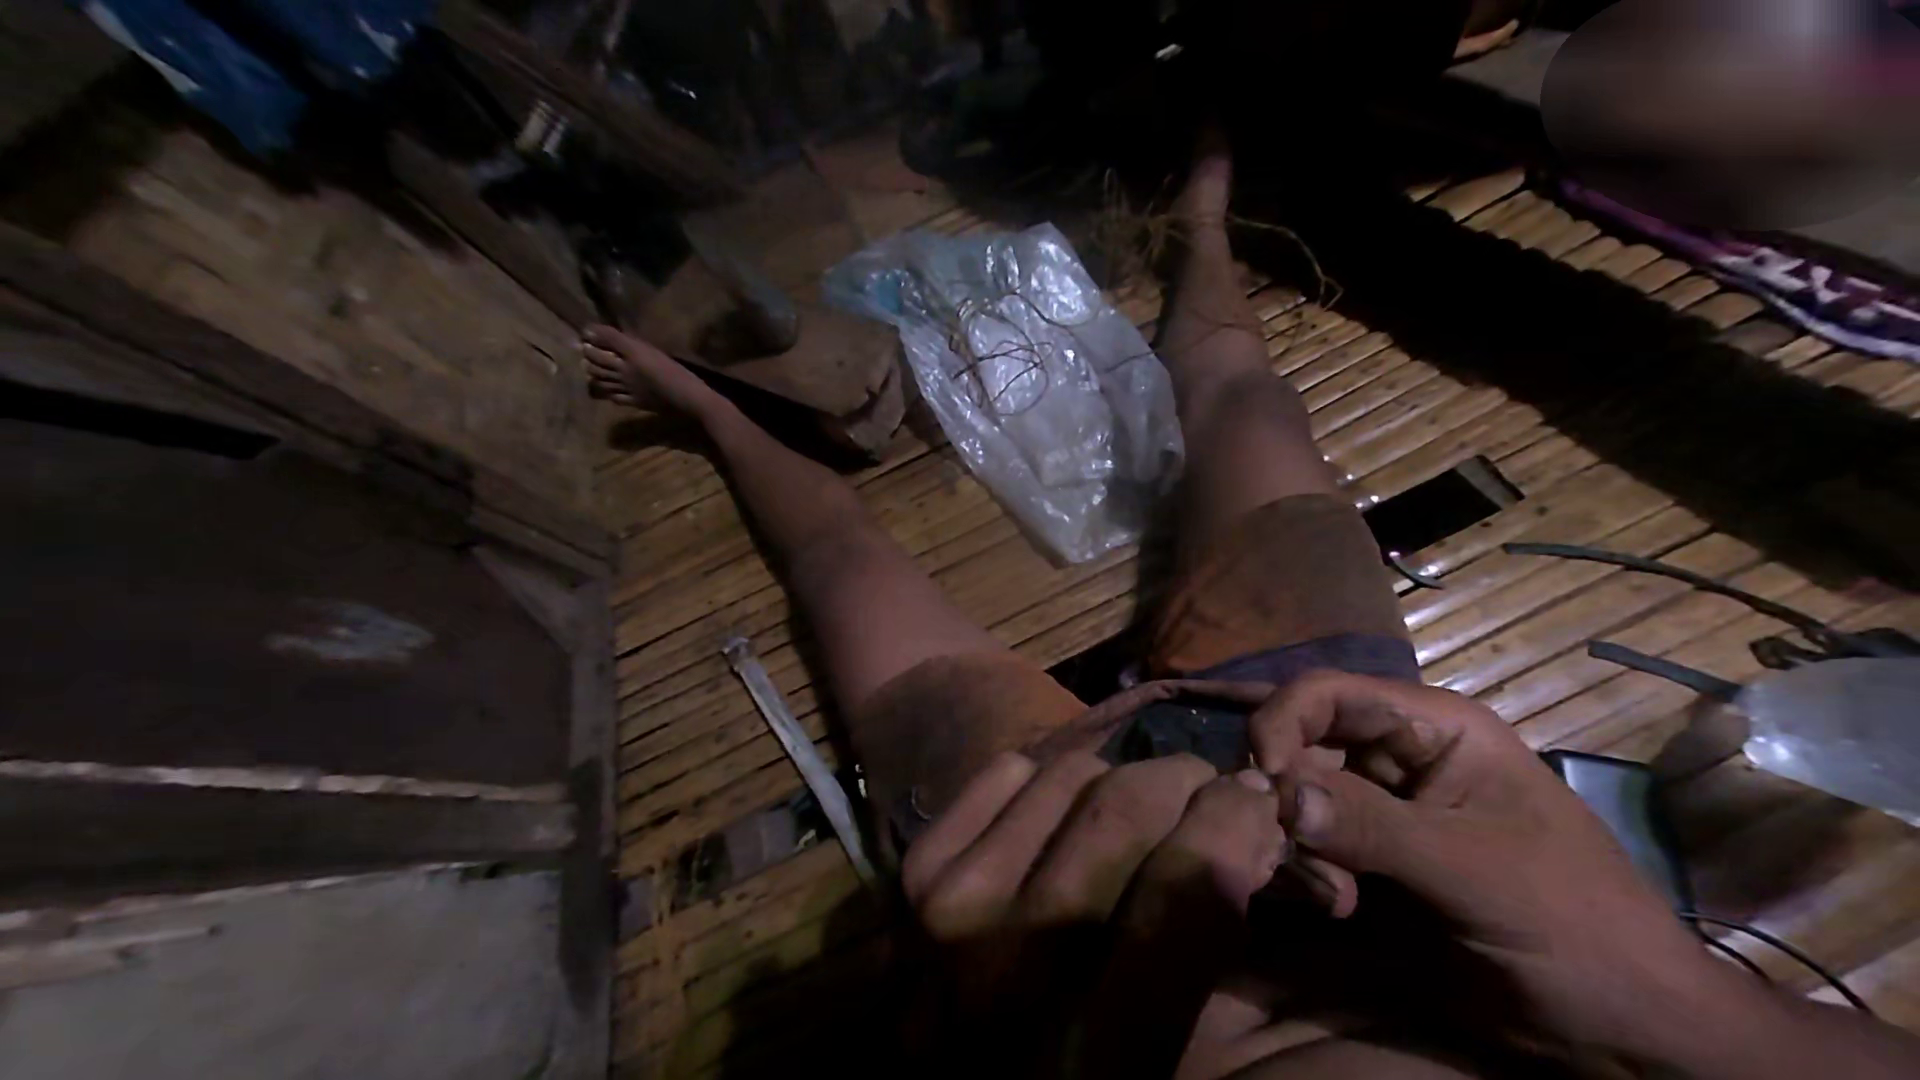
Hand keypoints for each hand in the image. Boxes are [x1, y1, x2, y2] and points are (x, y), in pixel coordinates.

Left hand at [902, 747, 1286, 1076]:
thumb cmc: (1062, 1076)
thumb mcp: (1153, 1055)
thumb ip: (1196, 949)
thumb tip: (1242, 838)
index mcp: (1093, 1048)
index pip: (1184, 887)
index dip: (1236, 823)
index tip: (1259, 799)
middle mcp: (1010, 961)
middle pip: (1122, 808)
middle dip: (1184, 780)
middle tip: (1207, 785)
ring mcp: (951, 899)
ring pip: (1068, 774)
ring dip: (1122, 773)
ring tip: (1143, 795)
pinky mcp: (917, 864)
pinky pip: (1007, 771)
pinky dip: (1051, 775)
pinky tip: (1068, 804)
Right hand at [1249, 671, 1726, 1058]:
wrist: (1621, 1030)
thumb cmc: (1575, 928)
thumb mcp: (1478, 873)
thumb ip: (1374, 827)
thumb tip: (1280, 792)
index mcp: (1430, 728)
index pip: (1325, 693)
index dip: (1282, 722)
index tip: (1264, 781)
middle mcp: (1390, 753)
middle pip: (1295, 741)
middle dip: (1284, 795)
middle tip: (1298, 857)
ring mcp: (1371, 804)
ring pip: (1289, 793)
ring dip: (1291, 841)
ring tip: (1330, 898)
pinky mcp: (1358, 850)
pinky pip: (1299, 838)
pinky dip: (1297, 867)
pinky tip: (1329, 905)